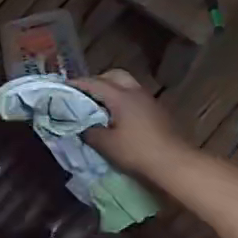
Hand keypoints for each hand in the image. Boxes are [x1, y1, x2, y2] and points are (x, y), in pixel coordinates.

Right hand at [72, 69, 192, 176]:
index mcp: (121, 97)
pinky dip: (121, 99)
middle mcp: (135, 92)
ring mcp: (149, 100)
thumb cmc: (136, 151)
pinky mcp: (156, 111)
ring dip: (111, 90)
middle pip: (114, 75)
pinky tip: (116, 115)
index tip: (63, 86)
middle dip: (97, 80)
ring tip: (98, 105)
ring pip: (126, 85)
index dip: (76, 83)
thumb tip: (81, 125)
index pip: (94, 83)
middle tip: (84, 93)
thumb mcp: (105, 144)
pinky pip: (134, 96)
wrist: (173, 162)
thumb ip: (89, 131)